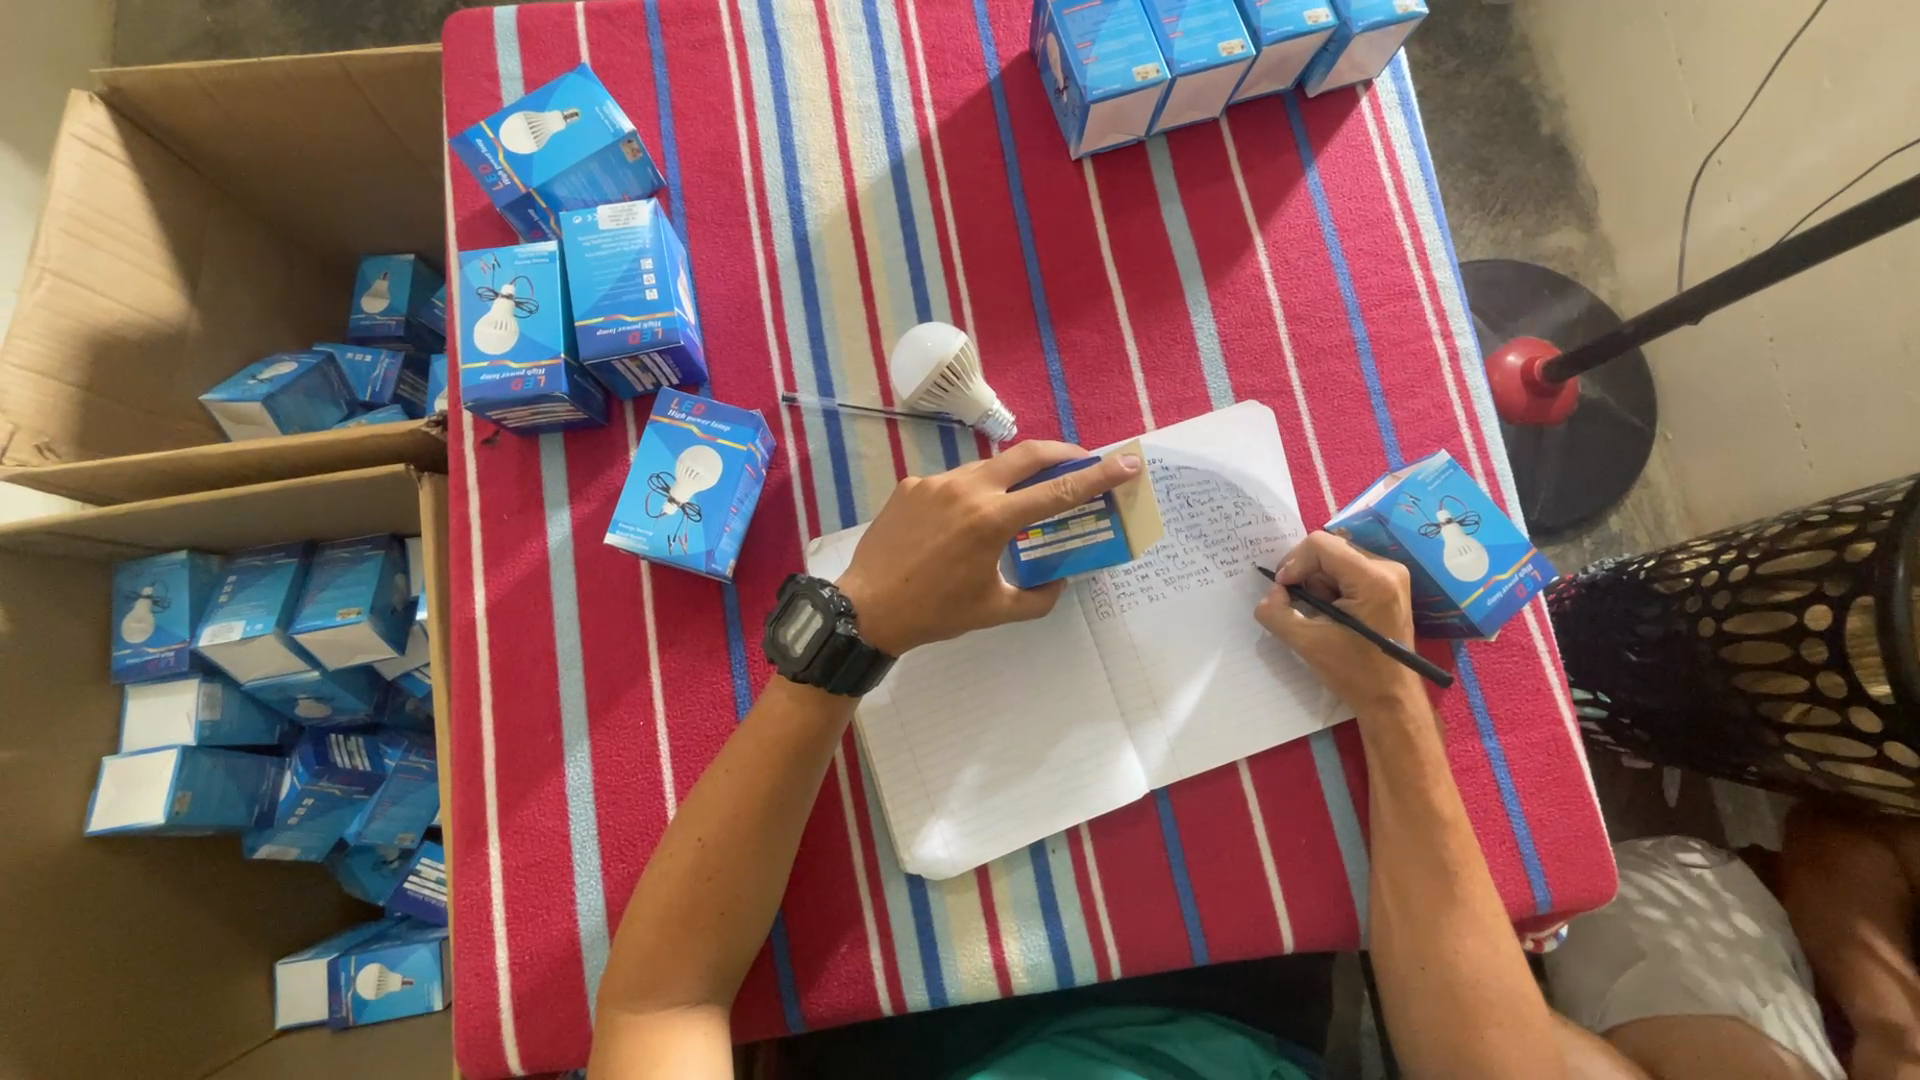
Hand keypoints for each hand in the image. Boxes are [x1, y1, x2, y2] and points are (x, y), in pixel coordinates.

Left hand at [836, 441, 1142, 654]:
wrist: (867, 608)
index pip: (1057, 492)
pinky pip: (952, 483)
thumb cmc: (935, 613)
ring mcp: (936, 483)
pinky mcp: (912, 485)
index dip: (1097, 476)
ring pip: (987, 468)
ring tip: (1018, 499)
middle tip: (1083, 462)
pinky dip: (970, 495)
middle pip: (1027, 455)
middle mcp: (967, 490)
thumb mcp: (995, 611)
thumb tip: (1059, 581)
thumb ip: (1038, 597)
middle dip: (1063, 453)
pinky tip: (961, 523)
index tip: (1125, 463)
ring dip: (1012, 477)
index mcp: (992, 520)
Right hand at [1256, 531, 1424, 715]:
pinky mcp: (1388, 585)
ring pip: (1335, 559)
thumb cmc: (1354, 672)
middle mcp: (1388, 569)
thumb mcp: (1305, 642)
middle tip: (1301, 604)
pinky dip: (1330, 587)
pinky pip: (1347, 570)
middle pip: (1328, 549)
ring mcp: (1391, 576)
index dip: (1293, 563)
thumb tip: (1273, 592)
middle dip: (1306, 575)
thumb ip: (1275, 612)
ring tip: (1321, 614)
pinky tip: (1333, 613)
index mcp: (1373, 579)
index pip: (1320, 545)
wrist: (1392, 698)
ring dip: (1317, 583)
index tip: (1284, 591)